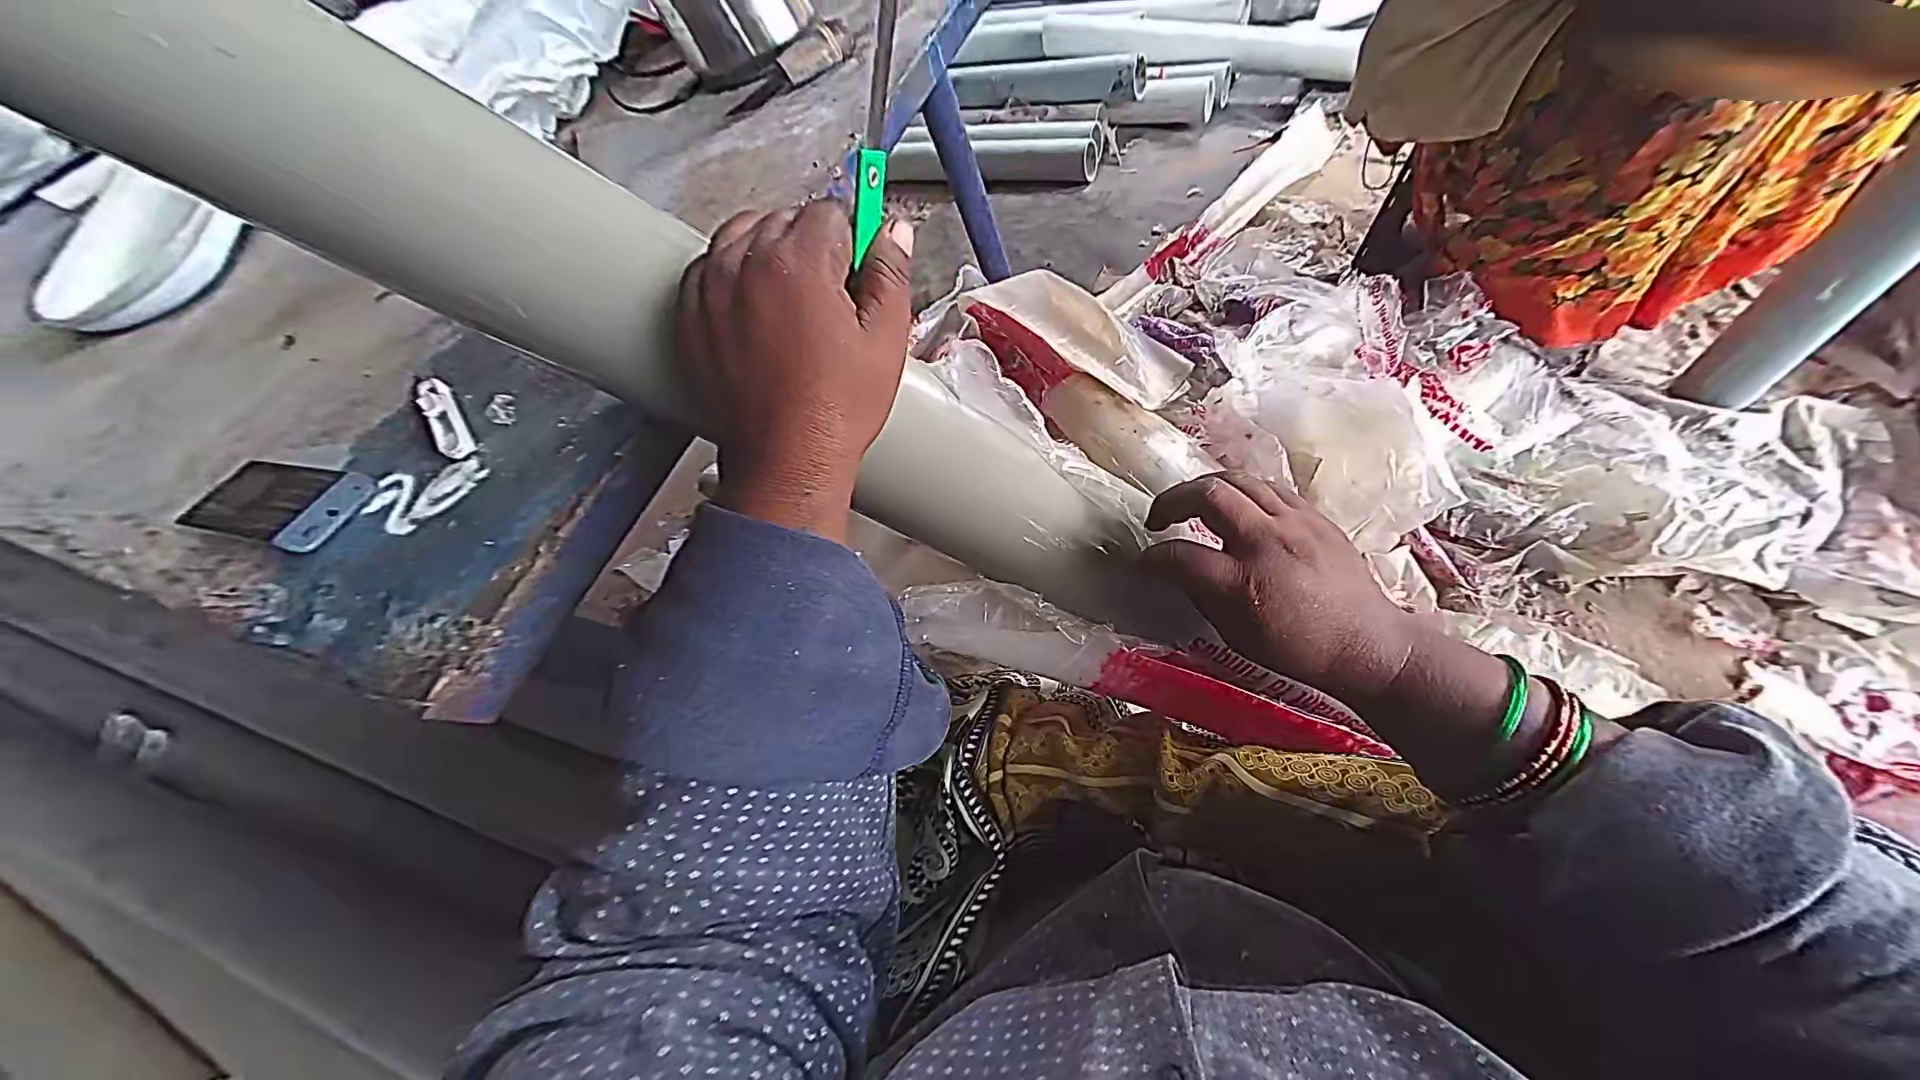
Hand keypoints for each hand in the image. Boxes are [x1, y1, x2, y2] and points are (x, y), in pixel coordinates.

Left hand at [676, 201, 915, 542]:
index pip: (830, 212)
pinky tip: (760, 317)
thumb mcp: (885, 340)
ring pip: (743, 237)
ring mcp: (710, 289)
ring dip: (770, 257)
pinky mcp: (690, 315)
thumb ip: (890, 273)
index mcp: (799, 263)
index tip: (856, 266)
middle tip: (831, 301)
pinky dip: (735, 279)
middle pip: (785, 220)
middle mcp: (745, 264)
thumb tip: (893, 232)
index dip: (852, 242)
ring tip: (794, 307)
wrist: (787, 460)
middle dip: (812, 250)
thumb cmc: (835, 410)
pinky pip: (711, 269)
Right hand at [1142, 471, 1567, 795]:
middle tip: (1158, 518)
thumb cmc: (1299, 651)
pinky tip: (1235, 508)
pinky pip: (1268, 488)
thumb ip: (1202, 596)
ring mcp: (1296, 523)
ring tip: (1191, 505)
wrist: (1371, 645)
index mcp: (1243, 582)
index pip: (1180, 555)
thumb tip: (1178, 571)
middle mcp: (1267, 542)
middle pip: (1208, 494)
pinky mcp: (1316, 517)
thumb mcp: (1236, 635)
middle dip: (1171, 500)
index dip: (1153, 558)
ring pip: (1238, 479)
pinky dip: (1241, 492)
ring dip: (1203, 488)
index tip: (1144, 562)